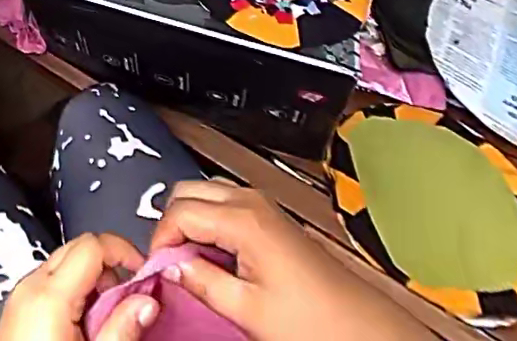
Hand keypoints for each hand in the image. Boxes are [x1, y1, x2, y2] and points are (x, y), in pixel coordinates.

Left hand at [0, 234, 151, 340]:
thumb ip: (121, 328)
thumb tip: (146, 301)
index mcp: (48, 297)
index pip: (93, 244)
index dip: (123, 253)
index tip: (142, 274)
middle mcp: (29, 288)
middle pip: (78, 248)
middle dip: (108, 267)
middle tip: (127, 300)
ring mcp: (19, 299)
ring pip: (65, 263)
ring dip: (91, 280)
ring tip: (104, 321)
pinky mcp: (16, 311)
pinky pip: (50, 283)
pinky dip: (72, 292)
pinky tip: (82, 328)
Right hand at [151, 182, 421, 340]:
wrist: (360, 324)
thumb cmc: (314, 320)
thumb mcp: (248, 311)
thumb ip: (202, 283)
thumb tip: (169, 267)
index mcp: (242, 217)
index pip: (179, 210)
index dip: (160, 240)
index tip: (155, 269)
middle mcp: (248, 198)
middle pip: (187, 191)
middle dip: (171, 224)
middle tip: (168, 265)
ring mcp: (259, 202)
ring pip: (203, 193)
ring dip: (189, 221)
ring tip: (189, 264)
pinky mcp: (266, 212)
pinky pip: (222, 203)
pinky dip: (207, 221)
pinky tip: (212, 257)